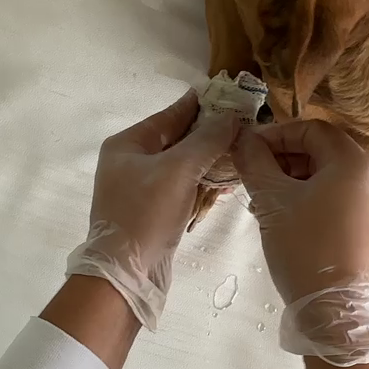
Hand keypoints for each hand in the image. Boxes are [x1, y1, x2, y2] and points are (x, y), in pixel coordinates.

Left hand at [66, 90, 238, 327]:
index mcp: (126, 145)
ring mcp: (139, 189)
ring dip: (207, 161)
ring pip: (181, 166)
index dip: (198, 106)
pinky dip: (201, 184)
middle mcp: (130, 163)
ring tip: (240, 150)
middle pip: (175, 140)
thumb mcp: (177, 171)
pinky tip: (224, 182)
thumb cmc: (145, 214)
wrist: (125, 274)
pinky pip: (181, 189)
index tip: (225, 94)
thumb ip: (205, 141)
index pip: (168, 116)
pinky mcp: (152, 212)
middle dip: (208, 135)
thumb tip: (230, 117)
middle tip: (242, 125)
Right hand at [233, 121, 368, 364]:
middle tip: (254, 178)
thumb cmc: (305, 249)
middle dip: (285, 159)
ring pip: (334, 179)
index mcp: (357, 164)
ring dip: (297, 181)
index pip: (312, 129)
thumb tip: (241, 138)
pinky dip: (316, 201)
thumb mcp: (271, 201)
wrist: (340, 316)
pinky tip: (290, 221)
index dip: (276, 134)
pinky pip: (344, 202)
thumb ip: (254, 162)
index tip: (248, 151)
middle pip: (325, 153)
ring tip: (267, 203)